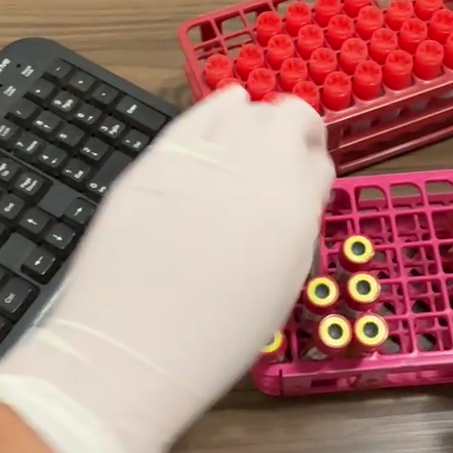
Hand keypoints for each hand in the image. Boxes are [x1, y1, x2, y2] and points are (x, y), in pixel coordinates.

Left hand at [0, 86, 333, 452]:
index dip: (312, 175)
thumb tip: (294, 197)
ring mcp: (205, 155)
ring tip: (244, 147)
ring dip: (256, 122)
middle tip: (280, 161)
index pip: (320, 165)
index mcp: (295, 207)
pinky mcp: (160, 155)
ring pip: (247, 106)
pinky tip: (216, 126)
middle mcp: (257, 167)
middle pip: (292, 118)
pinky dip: (216, 113)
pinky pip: (199, 112)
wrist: (132, 346)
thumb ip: (295, 227)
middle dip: (294, 136)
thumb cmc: (216, 335)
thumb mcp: (281, 284)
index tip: (302, 188)